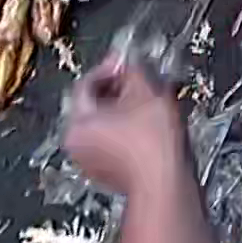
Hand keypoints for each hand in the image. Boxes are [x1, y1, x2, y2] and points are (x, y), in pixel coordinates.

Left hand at [62, 57, 189, 195]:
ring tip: (152, 99)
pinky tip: (152, 122)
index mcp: (78, 124)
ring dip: (126, 107)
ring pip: (105, 122)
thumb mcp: (145, 91)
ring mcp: (91, 161)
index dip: (109, 68)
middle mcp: (77, 144)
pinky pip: (113, 140)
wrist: (164, 181)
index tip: (128, 61)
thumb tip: (128, 62)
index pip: (86, 85)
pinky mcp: (108, 172)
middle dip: (120, 88)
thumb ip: (132, 70)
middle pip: (95, 104)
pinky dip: (128, 127)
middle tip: (143, 78)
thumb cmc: (152, 138)